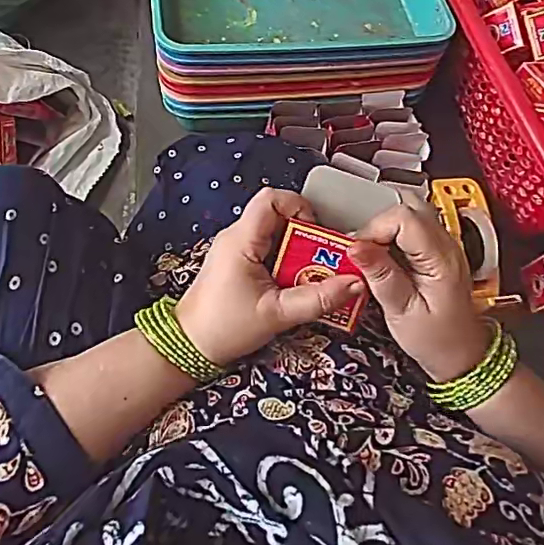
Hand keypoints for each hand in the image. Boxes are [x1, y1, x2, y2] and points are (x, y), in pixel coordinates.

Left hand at [173, 188, 366, 366]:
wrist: (188, 346)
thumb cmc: (224, 328)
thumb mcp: (277, 314)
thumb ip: (317, 299)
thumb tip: (355, 284)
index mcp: (241, 239)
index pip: (271, 198)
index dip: (299, 206)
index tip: (317, 233)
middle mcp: (236, 236)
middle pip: (278, 214)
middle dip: (306, 234)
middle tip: (322, 259)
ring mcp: (236, 248)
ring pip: (276, 232)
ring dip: (298, 249)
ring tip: (311, 274)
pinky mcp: (238, 261)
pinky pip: (268, 248)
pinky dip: (287, 260)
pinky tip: (294, 283)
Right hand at [347, 203, 490, 381]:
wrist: (464, 356)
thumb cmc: (437, 341)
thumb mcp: (401, 312)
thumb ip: (380, 276)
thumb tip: (355, 246)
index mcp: (440, 258)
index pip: (404, 217)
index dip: (375, 228)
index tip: (359, 251)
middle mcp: (446, 244)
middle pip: (407, 207)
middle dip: (378, 225)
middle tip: (364, 252)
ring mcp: (444, 244)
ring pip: (409, 213)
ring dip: (384, 229)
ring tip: (373, 257)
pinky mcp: (437, 249)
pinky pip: (411, 227)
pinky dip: (392, 237)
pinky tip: (384, 260)